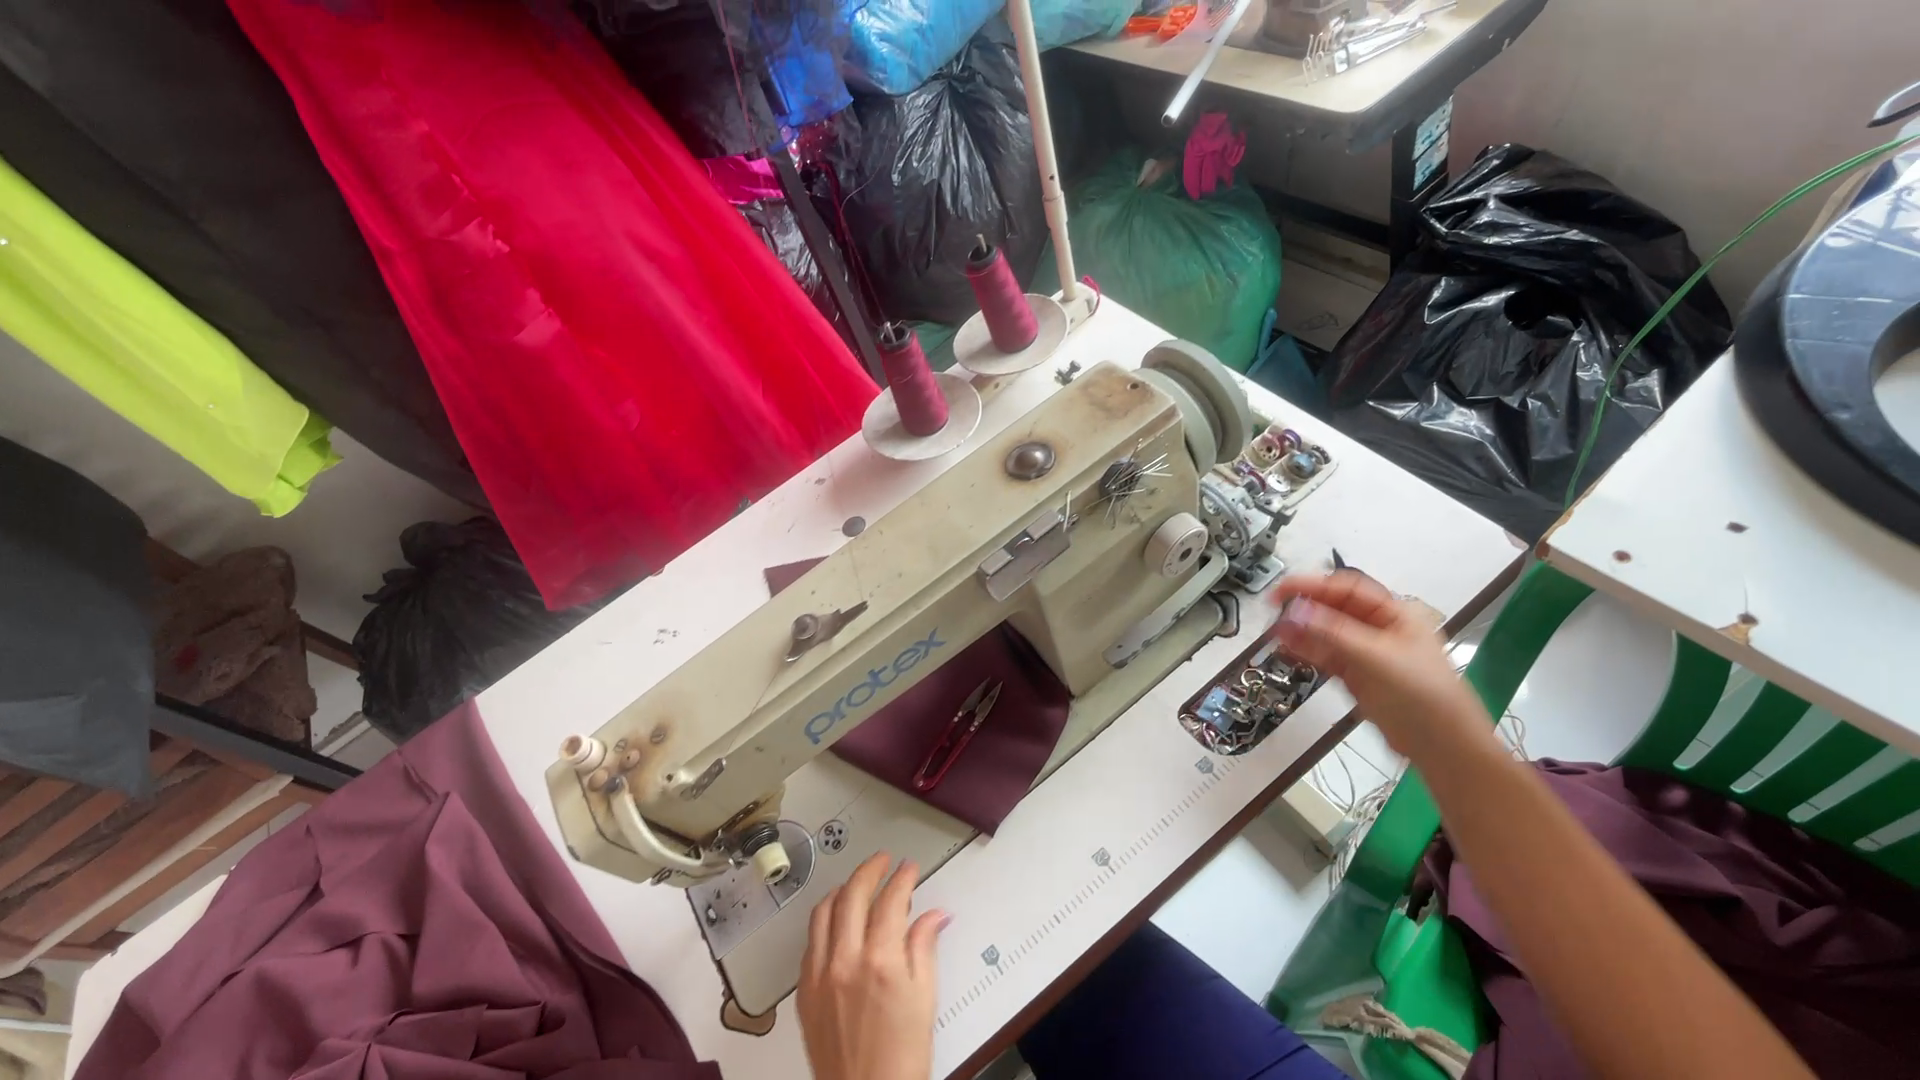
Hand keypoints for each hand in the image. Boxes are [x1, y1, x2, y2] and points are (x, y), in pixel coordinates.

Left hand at [798, 853, 948, 1079]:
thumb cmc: (903, 1056)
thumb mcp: (925, 997)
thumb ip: (924, 948)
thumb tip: (933, 915)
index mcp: (880, 961)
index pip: (890, 900)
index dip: (901, 877)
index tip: (909, 868)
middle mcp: (845, 961)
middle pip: (852, 896)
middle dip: (870, 870)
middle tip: (883, 861)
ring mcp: (820, 974)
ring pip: (823, 912)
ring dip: (842, 890)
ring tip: (857, 884)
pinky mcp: (804, 991)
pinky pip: (810, 941)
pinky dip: (824, 920)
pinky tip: (836, 920)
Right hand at [1272, 570, 1495, 762]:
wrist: (1442, 745)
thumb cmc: (1421, 693)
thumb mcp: (1377, 657)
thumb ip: (1333, 633)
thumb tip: (1295, 611)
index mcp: (1393, 613)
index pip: (1347, 588)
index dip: (1313, 585)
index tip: (1282, 590)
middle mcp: (1378, 628)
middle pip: (1334, 608)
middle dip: (1305, 607)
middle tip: (1274, 611)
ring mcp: (1366, 652)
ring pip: (1326, 632)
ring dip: (1301, 630)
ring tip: (1274, 631)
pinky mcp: (1356, 675)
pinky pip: (1326, 655)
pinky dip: (1307, 650)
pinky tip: (1288, 647)